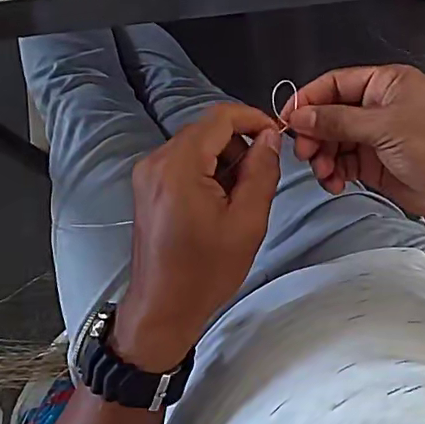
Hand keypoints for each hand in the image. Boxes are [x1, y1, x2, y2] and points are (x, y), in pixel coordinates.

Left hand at [114, 103, 281, 371]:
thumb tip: (269, 139)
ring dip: (225, 160)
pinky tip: (220, 202)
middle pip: (207, 129)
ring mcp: (148, 174)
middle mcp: (157, 162)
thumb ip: (262, 172)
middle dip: (240, 145)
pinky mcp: (148, 187)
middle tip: (260, 179)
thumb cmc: (205, 272)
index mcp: (179, 167)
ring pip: (197, 145)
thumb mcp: (247, 221)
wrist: (163, 306)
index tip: (276, 136)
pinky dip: (208, 171)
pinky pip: (184, 162)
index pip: (220, 117)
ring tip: (239, 198)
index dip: (253, 119)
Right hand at [282, 64, 424, 222]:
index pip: (336, 84)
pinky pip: (345, 163)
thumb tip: (303, 115)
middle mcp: (381, 107)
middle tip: (305, 150)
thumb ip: (339, 121)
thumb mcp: (386, 126)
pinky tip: (335, 181)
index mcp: (387, 84)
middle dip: (314, 133)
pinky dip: (335, 172)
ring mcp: (379, 136)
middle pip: (331, 114)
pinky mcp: (378, 163)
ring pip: (335, 141)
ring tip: (323, 170)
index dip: (309, 100)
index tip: (289, 118)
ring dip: (323, 156)